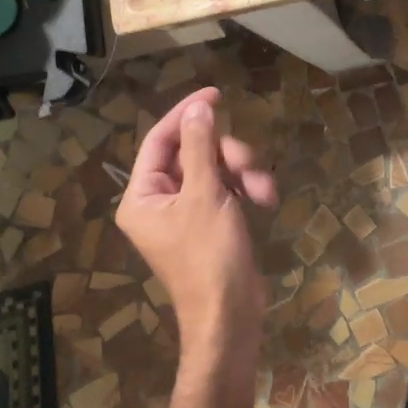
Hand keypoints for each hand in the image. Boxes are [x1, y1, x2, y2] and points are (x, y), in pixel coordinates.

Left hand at [116, 87, 277, 348]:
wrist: (230, 314)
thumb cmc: (210, 255)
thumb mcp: (205, 194)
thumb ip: (199, 146)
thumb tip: (198, 106)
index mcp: (142, 196)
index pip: (160, 139)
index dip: (187, 113)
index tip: (216, 93)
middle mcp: (158, 200)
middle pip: (193, 152)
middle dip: (227, 154)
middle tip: (251, 164)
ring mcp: (185, 212)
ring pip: (215, 168)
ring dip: (243, 172)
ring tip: (265, 191)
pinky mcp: (210, 222)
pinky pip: (226, 188)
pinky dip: (246, 188)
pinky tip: (265, 200)